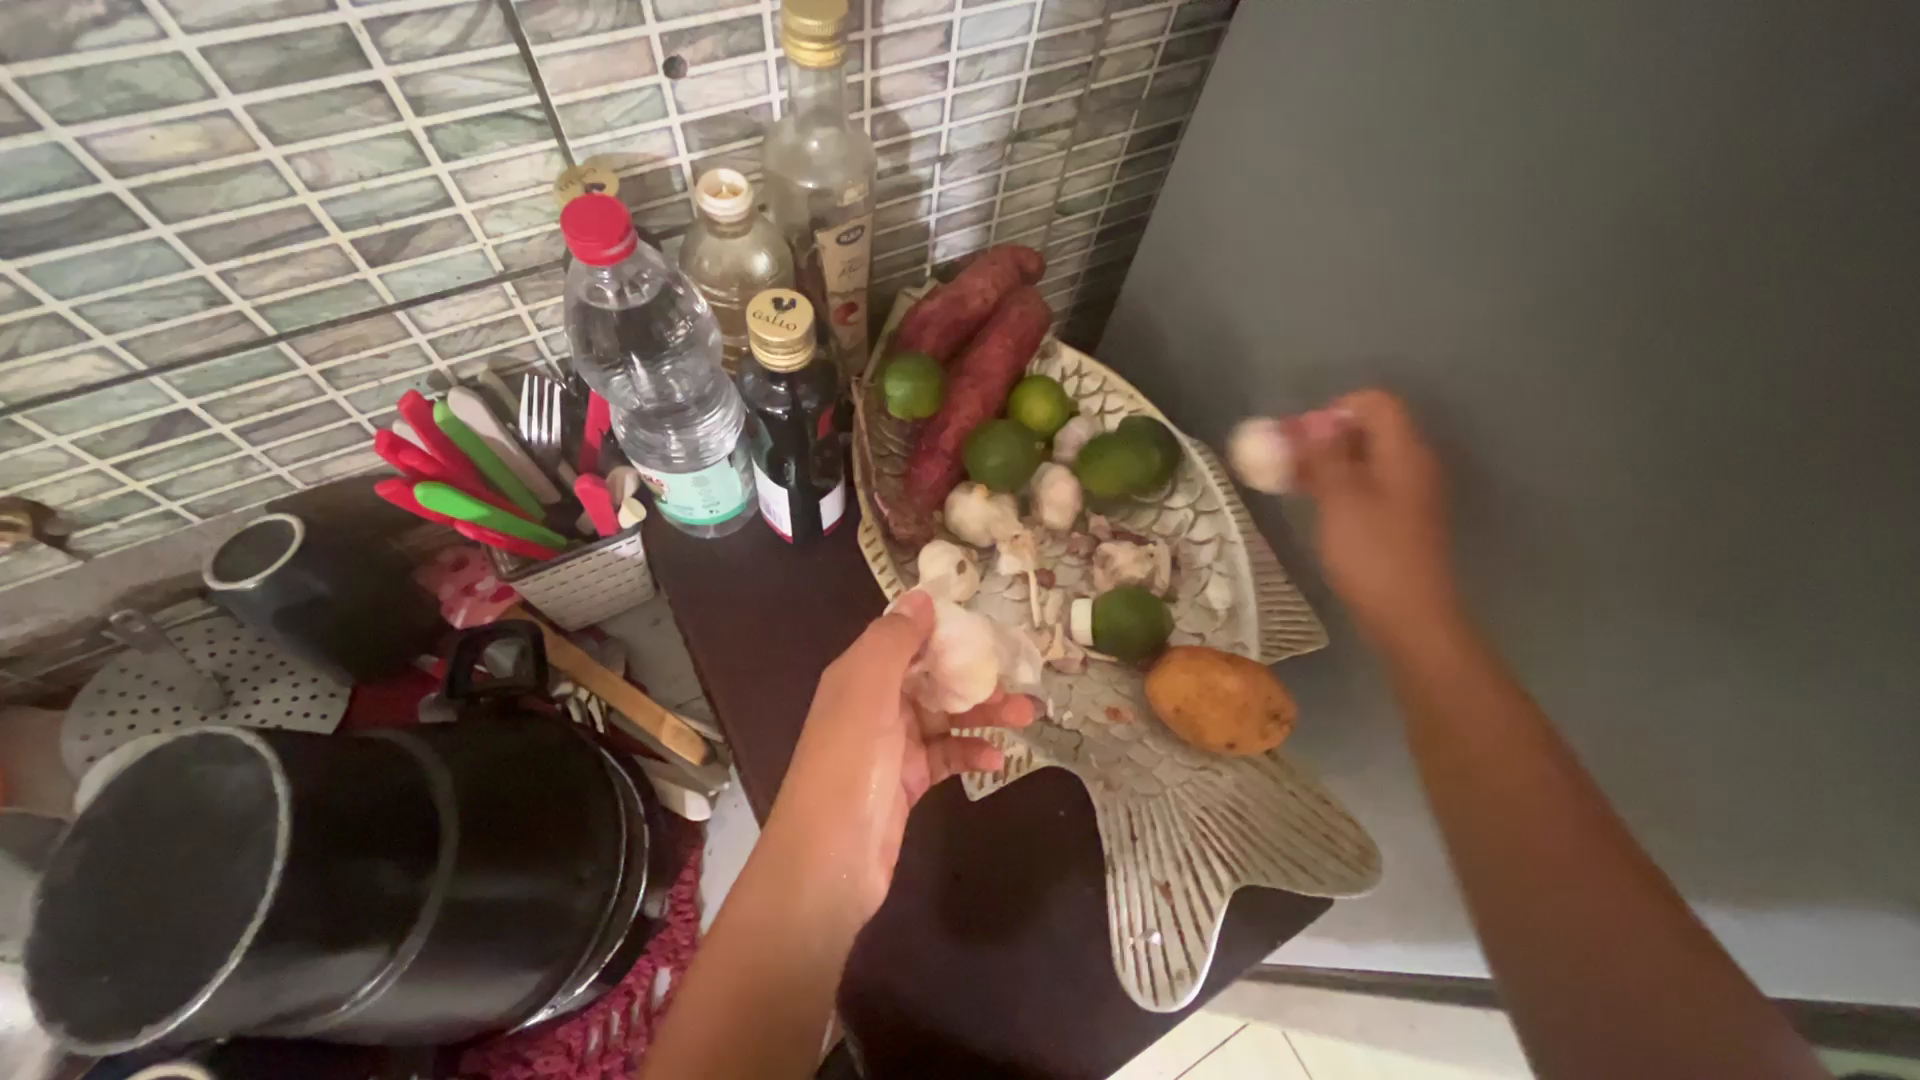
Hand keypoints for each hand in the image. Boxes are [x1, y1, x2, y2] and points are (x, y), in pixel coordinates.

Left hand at [773, 591, 1034, 916]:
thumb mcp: (866, 689)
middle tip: (1019, 680)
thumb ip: (894, 640)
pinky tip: (998, 759)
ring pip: (945, 717)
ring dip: (983, 714)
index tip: (987, 630)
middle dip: (975, 676)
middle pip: (932, 677)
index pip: (905, 638)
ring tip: (1027, 717)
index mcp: (859, 674)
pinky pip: (946, 757)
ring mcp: (891, 745)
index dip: (944, 631)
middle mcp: (874, 703)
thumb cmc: (849, 764)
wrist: (828, 860)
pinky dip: (971, 753)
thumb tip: (923, 596)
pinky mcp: (907, 783)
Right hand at [1288, 389, 1461, 652]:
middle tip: (1283, 456)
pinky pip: (1366, 487)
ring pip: (1364, 461)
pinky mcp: (1398, 521)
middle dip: (1323, 437)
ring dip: (1326, 463)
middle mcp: (1412, 466)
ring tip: (1287, 479)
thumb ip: (1325, 455)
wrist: (1408, 614)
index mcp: (1404, 452)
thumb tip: (1314, 424)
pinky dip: (1337, 486)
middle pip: (1369, 431)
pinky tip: (1310, 502)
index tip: (1299, 436)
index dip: (1334, 410)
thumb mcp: (1340, 498)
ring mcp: (1407, 495)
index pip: (1375, 404)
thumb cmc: (1372, 553)